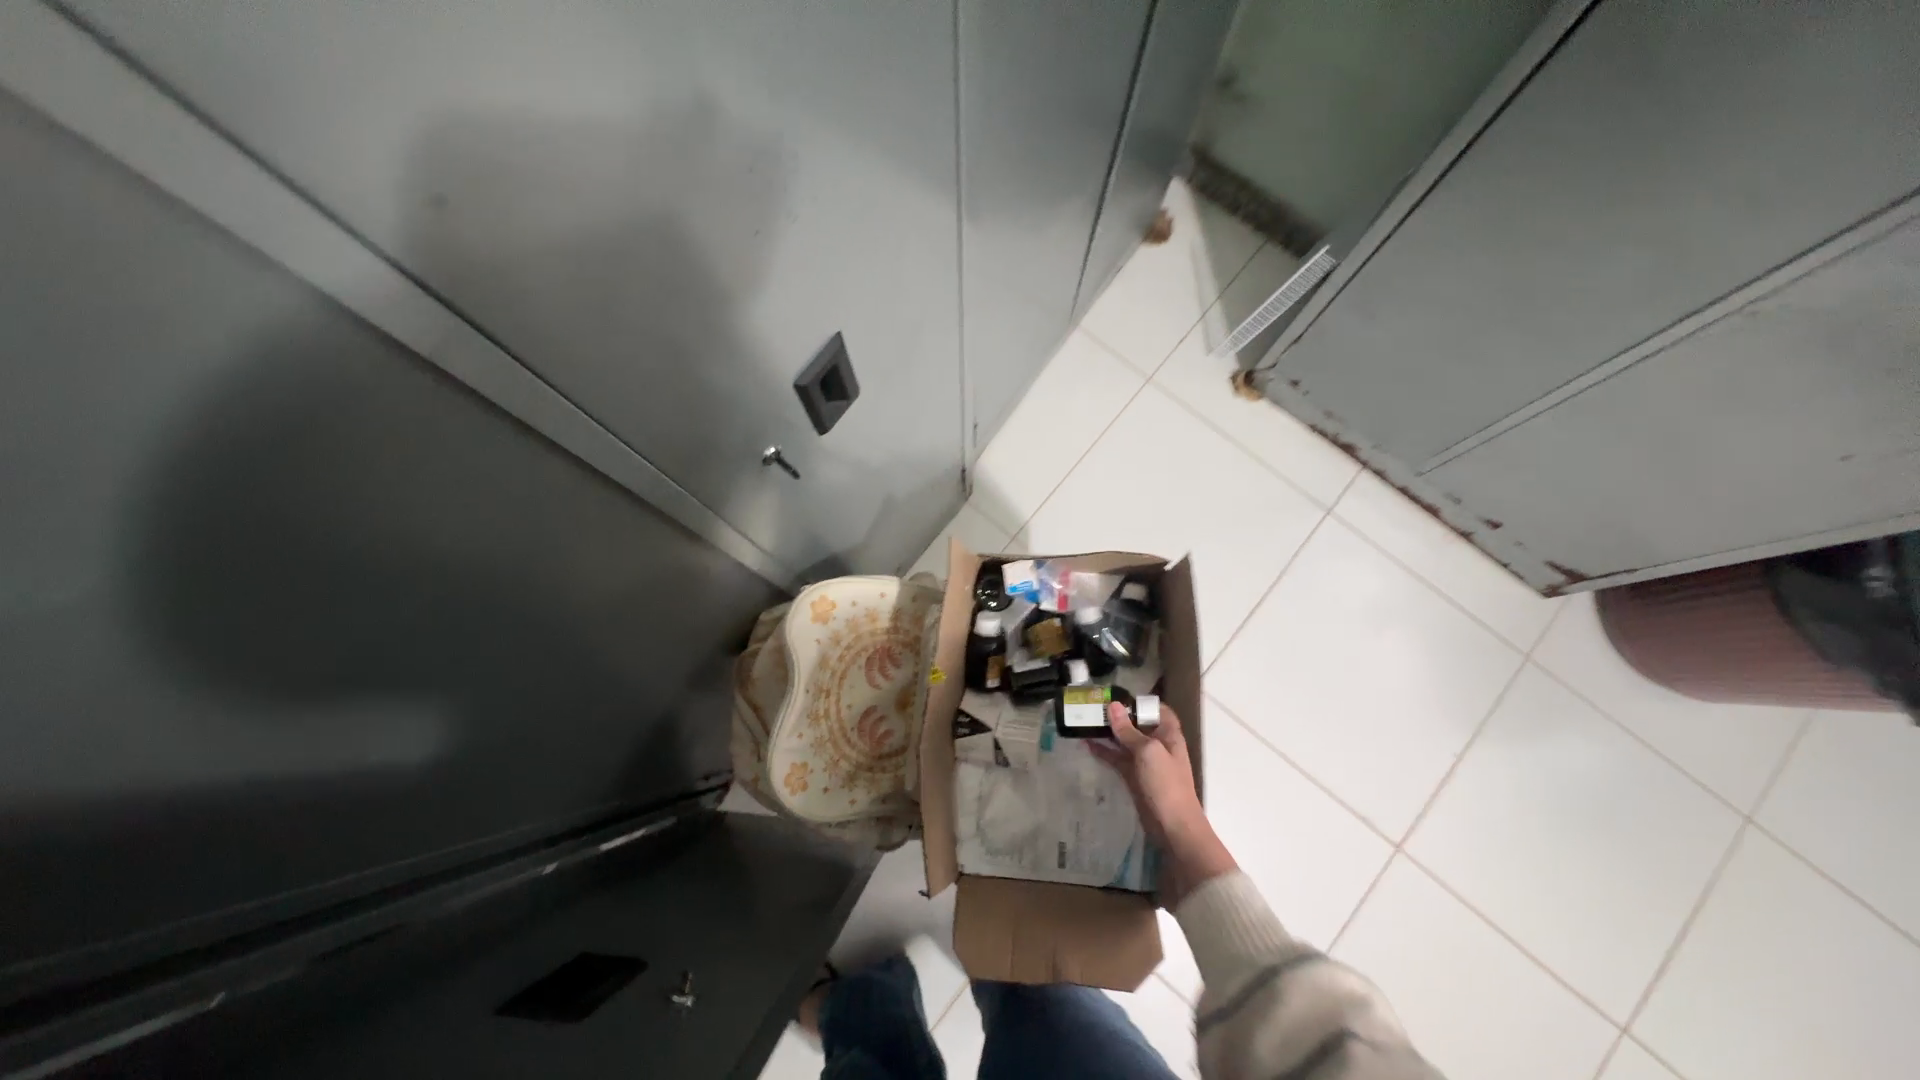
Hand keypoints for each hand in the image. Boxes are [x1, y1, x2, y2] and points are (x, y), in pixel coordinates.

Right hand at [1088, 700, 1235, 905]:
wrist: (1174, 829)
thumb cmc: (1166, 785)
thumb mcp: (1147, 752)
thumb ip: (1128, 731)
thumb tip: (1113, 706)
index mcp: (1169, 735)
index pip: (1158, 710)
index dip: (1140, 702)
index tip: (1117, 696)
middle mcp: (1158, 746)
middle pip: (1138, 725)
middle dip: (1118, 716)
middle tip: (1092, 707)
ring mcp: (1146, 764)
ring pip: (1125, 743)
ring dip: (1108, 733)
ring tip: (1084, 722)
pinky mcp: (1135, 780)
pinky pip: (1118, 761)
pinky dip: (1105, 753)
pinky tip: (1087, 745)